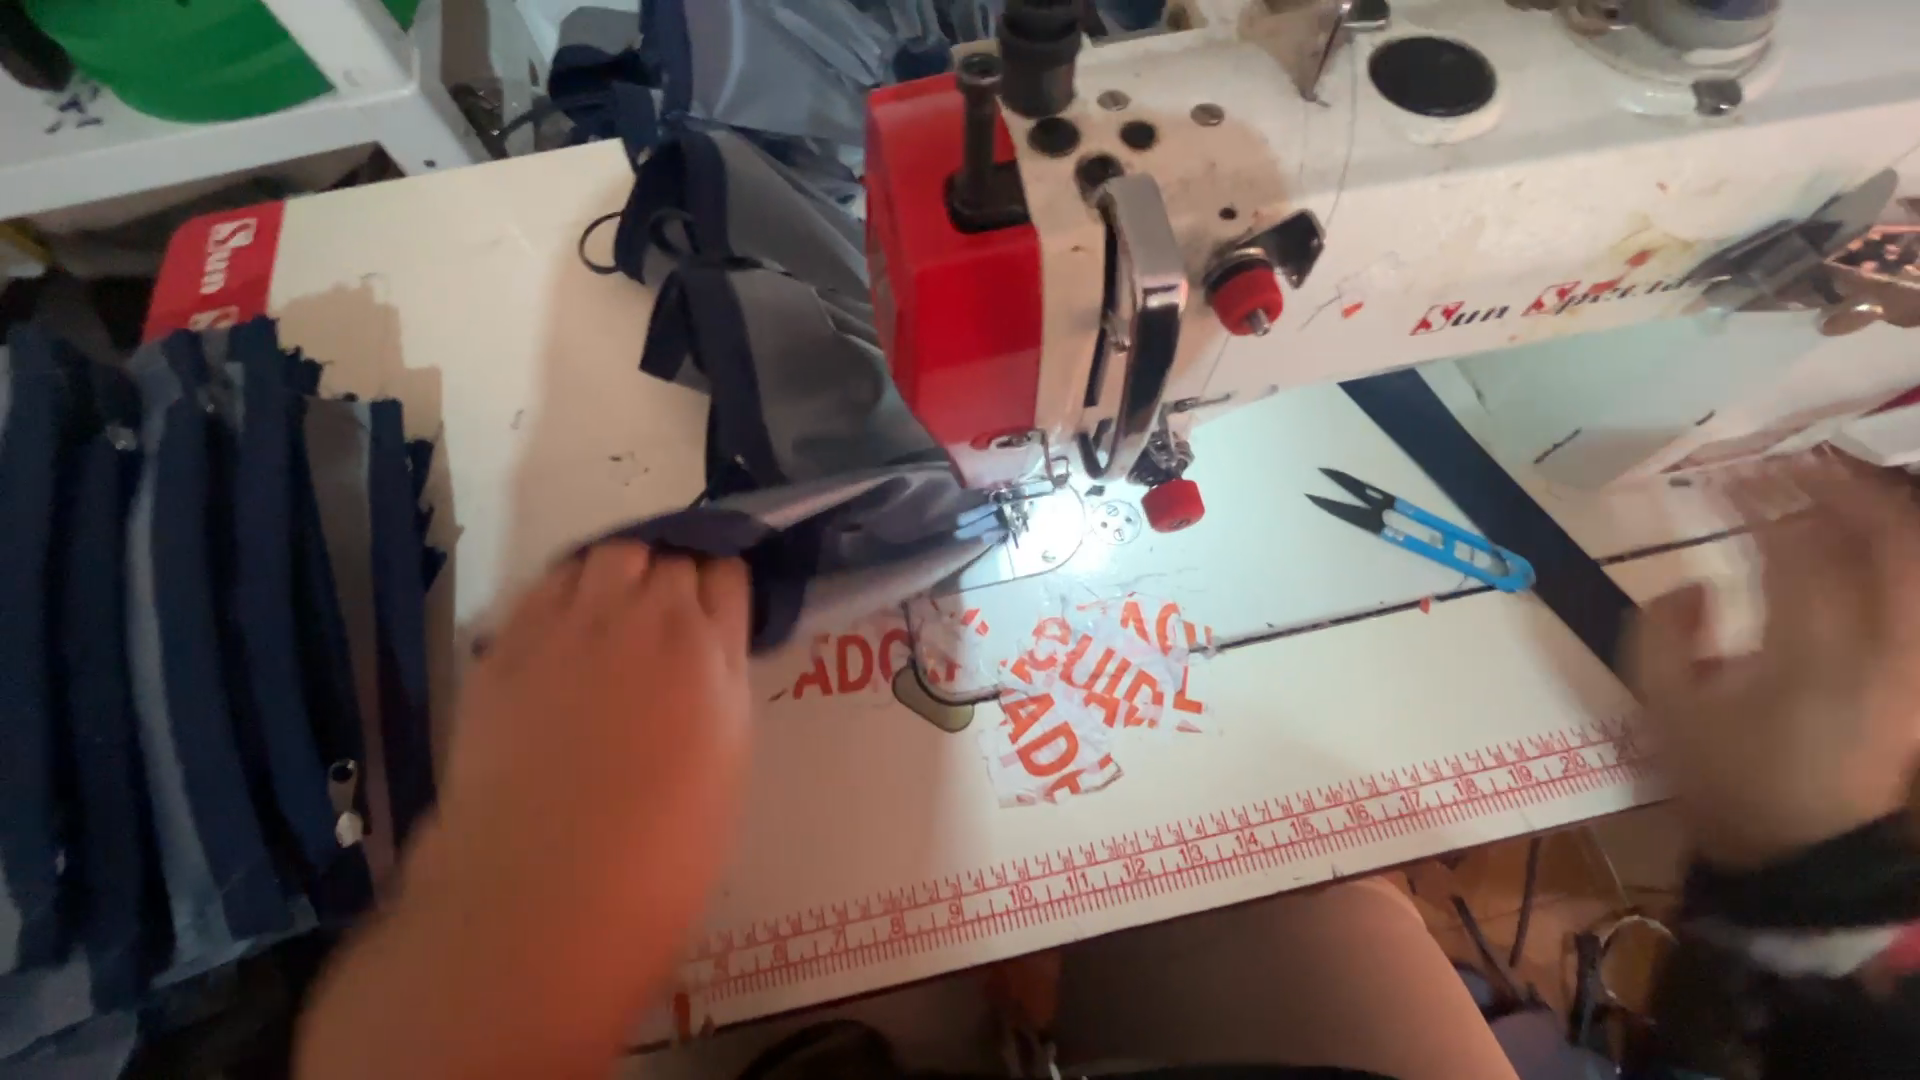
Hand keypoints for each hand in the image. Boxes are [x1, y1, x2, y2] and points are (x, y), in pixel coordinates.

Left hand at [430, 543, 753, 969]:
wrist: (542, 898)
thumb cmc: (666, 847)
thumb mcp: (729, 755)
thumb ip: (723, 681)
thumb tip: (710, 649)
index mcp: (711, 651)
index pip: (726, 573)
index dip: (722, 585)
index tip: (717, 606)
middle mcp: (646, 620)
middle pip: (669, 555)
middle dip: (675, 575)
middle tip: (668, 618)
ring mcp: (572, 627)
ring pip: (609, 553)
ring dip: (623, 572)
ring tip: (617, 611)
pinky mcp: (508, 646)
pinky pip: (547, 584)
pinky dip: (568, 589)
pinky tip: (568, 626)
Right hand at [1628, 463, 1919, 869]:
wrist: (1802, 839)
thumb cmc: (1720, 771)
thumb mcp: (1663, 704)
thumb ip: (1665, 632)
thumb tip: (1693, 580)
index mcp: (1808, 655)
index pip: (1793, 551)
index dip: (1758, 501)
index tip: (1721, 472)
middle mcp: (1882, 647)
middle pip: (1884, 543)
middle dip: (1836, 487)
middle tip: (1787, 457)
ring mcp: (1914, 658)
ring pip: (1914, 561)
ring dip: (1877, 509)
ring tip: (1830, 476)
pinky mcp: (1919, 668)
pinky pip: (1914, 589)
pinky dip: (1892, 549)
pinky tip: (1863, 529)